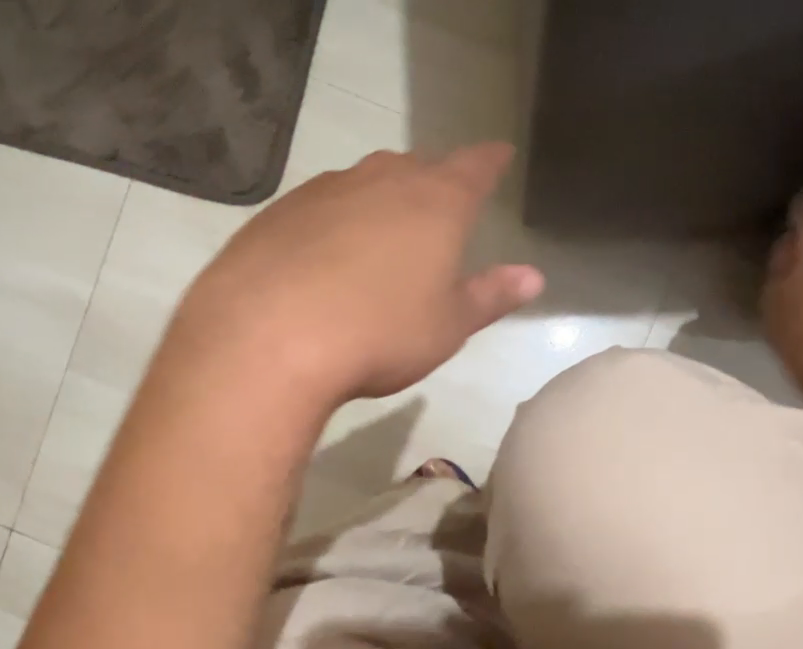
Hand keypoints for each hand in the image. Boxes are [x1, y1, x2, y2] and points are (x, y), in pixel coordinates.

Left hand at [161, 143, 544, 405]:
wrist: (269, 337)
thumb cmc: (380, 334)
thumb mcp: (447, 326)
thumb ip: (489, 297)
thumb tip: (532, 276)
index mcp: (435, 203)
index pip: (474, 168)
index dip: (490, 163)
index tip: (500, 157)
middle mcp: (381, 180)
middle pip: (417, 167)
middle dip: (434, 181)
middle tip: (442, 201)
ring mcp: (324, 191)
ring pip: (365, 183)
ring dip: (381, 199)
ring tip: (385, 231)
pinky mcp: (278, 214)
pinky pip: (321, 208)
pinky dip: (336, 223)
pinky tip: (328, 258)